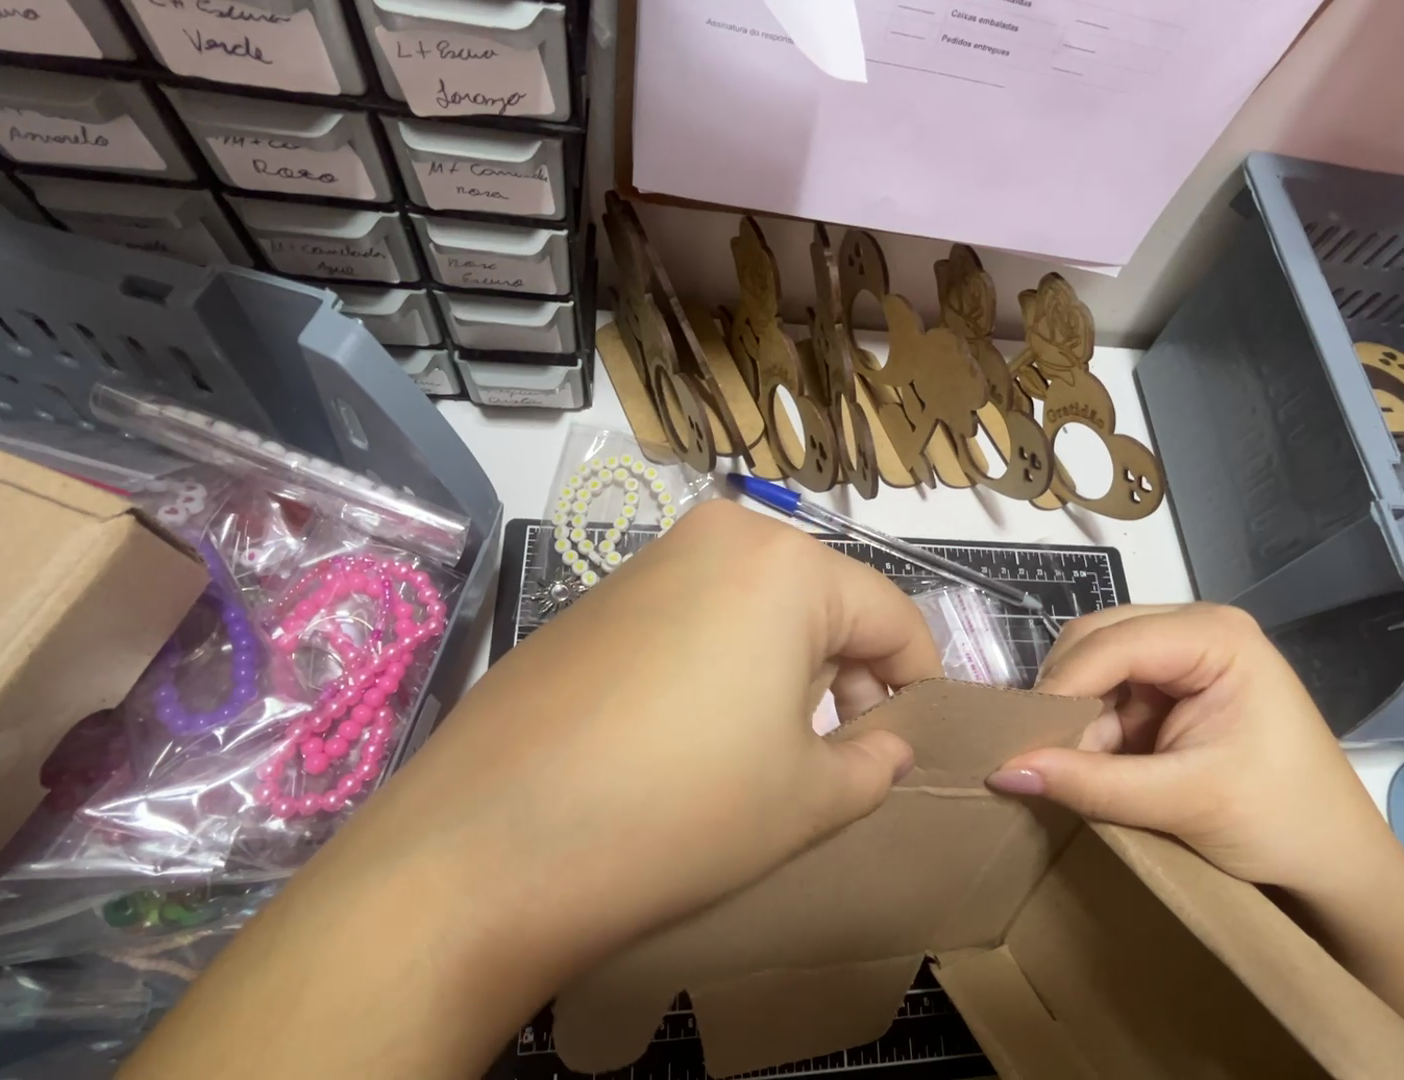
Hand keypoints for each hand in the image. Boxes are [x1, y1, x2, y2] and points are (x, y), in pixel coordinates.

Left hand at [350, 499, 940, 967]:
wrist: (485, 844)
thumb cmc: (680, 812)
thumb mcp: (806, 798)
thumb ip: (874, 763)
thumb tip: (892, 745)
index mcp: (785, 566)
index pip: (891, 615)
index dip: (917, 681)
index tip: (915, 739)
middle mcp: (718, 537)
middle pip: (822, 602)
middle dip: (847, 674)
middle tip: (838, 751)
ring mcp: (648, 560)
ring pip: (757, 605)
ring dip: (784, 667)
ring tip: (765, 745)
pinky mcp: (597, 596)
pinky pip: (694, 614)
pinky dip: (720, 660)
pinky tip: (690, 729)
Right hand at [987, 603, 1396, 895]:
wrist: (1335, 864)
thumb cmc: (1283, 822)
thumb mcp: (1184, 802)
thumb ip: (1092, 784)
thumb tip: (1002, 771)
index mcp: (1215, 636)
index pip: (1112, 643)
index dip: (1062, 687)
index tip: (1019, 740)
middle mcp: (1193, 630)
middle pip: (1094, 640)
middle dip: (1064, 695)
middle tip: (1037, 749)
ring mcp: (1180, 657)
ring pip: (1091, 664)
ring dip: (1072, 715)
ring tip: (1065, 765)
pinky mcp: (1168, 688)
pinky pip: (1103, 692)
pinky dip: (1086, 727)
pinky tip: (1085, 761)